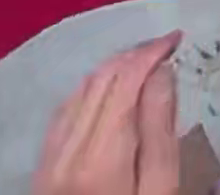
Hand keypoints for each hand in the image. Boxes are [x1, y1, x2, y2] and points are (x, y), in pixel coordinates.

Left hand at [32, 32, 181, 194]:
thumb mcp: (161, 191)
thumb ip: (160, 130)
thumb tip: (162, 72)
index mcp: (100, 158)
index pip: (125, 78)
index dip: (152, 51)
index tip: (179, 39)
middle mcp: (67, 153)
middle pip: (100, 79)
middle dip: (135, 55)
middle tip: (166, 49)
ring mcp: (48, 164)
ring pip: (80, 91)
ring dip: (114, 68)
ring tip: (145, 65)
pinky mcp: (40, 174)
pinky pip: (64, 113)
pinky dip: (91, 89)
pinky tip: (109, 92)